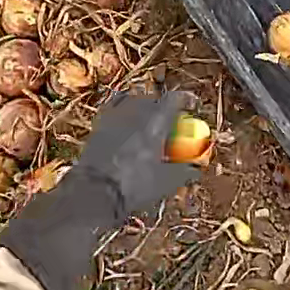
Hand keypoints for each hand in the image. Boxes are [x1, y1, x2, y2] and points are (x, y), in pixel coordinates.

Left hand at [0, 90, 199, 289]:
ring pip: (132, 100)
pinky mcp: (98, 123)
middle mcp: (134, 111)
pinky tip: (125, 128)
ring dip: (142, 108)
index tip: (192, 104)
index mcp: (155, 121)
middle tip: (169, 120)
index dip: (185, 98)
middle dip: (163, 106)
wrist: (93, 191)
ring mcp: (114, 115)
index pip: (174, 98)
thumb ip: (184, 171)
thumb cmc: (133, 185)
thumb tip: (196, 169)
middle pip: (153, 98)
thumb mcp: (165, 182)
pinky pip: (115, 108)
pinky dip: (123, 113)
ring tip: (146, 123)